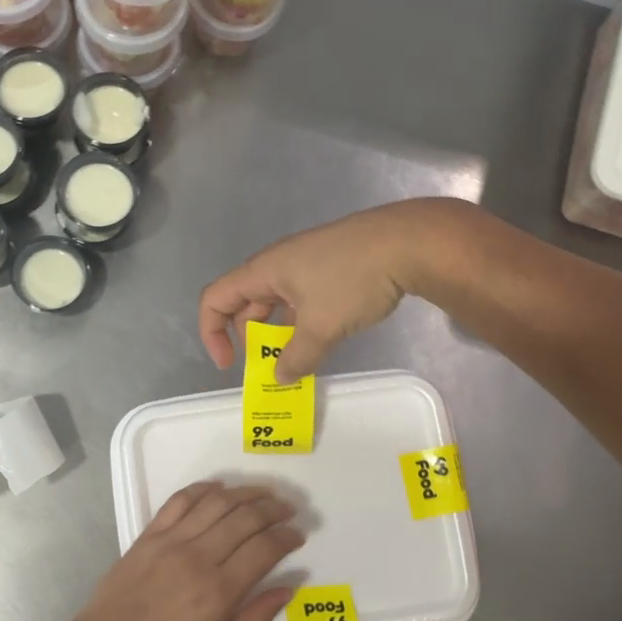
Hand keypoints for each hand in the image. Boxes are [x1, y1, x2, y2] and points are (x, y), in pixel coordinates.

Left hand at [63, 482, 305, 620]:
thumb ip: (255, 620)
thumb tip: (288, 588)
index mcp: (219, 592)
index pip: (265, 548)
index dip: (287, 537)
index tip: (298, 536)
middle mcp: (198, 558)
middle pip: (245, 518)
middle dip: (273, 509)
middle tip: (287, 510)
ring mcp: (170, 542)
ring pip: (216, 503)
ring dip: (245, 493)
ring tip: (263, 494)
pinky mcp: (148, 535)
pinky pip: (180, 500)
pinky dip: (203, 489)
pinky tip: (220, 489)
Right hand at [200, 199, 463, 382]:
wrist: (409, 243)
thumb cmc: (353, 280)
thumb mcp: (321, 327)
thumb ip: (296, 358)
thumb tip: (280, 377)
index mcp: (264, 271)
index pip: (215, 299)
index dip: (212, 333)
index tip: (229, 364)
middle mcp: (278, 265)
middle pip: (245, 304)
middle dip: (250, 340)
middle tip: (269, 367)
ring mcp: (306, 265)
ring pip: (277, 305)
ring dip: (279, 336)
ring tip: (297, 361)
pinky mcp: (330, 267)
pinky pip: (302, 301)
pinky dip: (302, 325)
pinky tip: (321, 341)